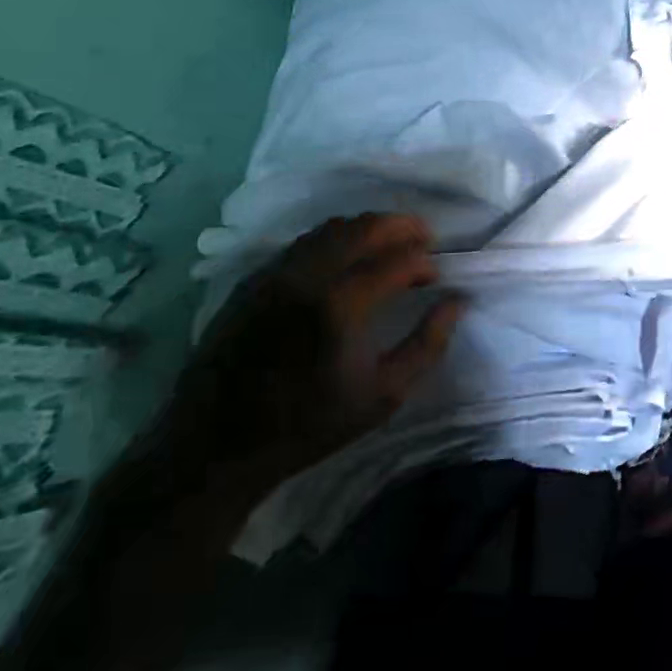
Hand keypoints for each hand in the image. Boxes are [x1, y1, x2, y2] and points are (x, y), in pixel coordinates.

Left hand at [170, 214, 461, 471]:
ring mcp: (274, 273)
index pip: (397, 260)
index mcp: (341, 305)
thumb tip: (456, 303)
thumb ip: (427, 344)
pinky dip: (334, 240)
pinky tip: (345, 260)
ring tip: (388, 244)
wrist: (215, 444)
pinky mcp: (252, 280)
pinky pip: (302, 243)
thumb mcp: (383, 395)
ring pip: (330, 229)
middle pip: (363, 227)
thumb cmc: (308, 424)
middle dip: (400, 226)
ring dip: (367, 228)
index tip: (435, 277)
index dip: (424, 262)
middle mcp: (306, 276)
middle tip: (423, 238)